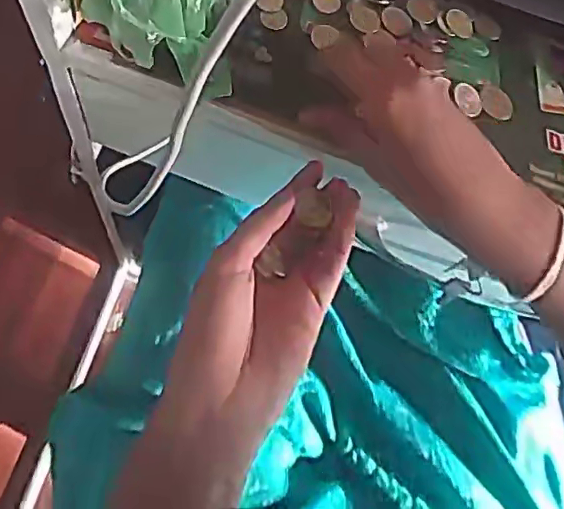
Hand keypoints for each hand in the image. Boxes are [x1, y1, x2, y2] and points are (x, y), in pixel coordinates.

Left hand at [111, 162, 360, 508]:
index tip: (315, 169)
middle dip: (318, 201)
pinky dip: (341, 241)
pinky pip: (330, 266)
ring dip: (334, 216)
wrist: (223, 395)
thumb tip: (289, 199)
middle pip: (301, 225)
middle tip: (339, 179)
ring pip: (319, 242)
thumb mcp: (227, 264)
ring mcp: (295, 286)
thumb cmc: (213, 326)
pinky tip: (349, 219)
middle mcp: (271, 266)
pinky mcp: (316, 305)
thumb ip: (260, 229)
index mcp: (244, 254)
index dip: (294, 191)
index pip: (275, 215)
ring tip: (350, 191)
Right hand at [299, 37, 560, 295]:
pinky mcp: (442, 90)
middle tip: (330, 82)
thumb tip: (308, 113)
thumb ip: (341, 129)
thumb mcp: (376, 162)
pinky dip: (389, 77)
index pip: (341, 55)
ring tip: (355, 97)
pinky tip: (384, 108)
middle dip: (346, 57)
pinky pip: (406, 71)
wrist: (489, 202)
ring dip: (369, 65)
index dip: (321, 57)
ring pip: (388, 56)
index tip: (307, 69)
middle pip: (367, 47)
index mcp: (383, 93)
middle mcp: (405, 77)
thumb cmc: (425, 191)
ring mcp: (426, 81)